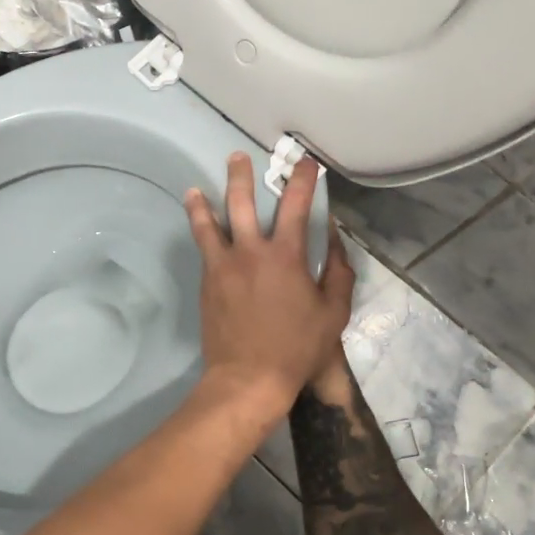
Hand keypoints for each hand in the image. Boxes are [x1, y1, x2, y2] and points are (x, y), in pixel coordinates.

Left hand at [184, 152, 355, 407]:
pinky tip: (200, 227)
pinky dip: (200, 232)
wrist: (248, 377)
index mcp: (287, 256)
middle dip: (241, 175)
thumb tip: (337, 239)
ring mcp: (223, 266)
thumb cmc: (297, 348)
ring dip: (204, 201)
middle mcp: (251, 252)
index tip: (306, 163)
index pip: (296, 206)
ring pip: (209, 223)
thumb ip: (338, 272)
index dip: (303, 180)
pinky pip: (203, 249)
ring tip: (196, 187)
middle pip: (242, 203)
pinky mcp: (207, 283)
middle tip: (238, 156)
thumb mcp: (333, 313)